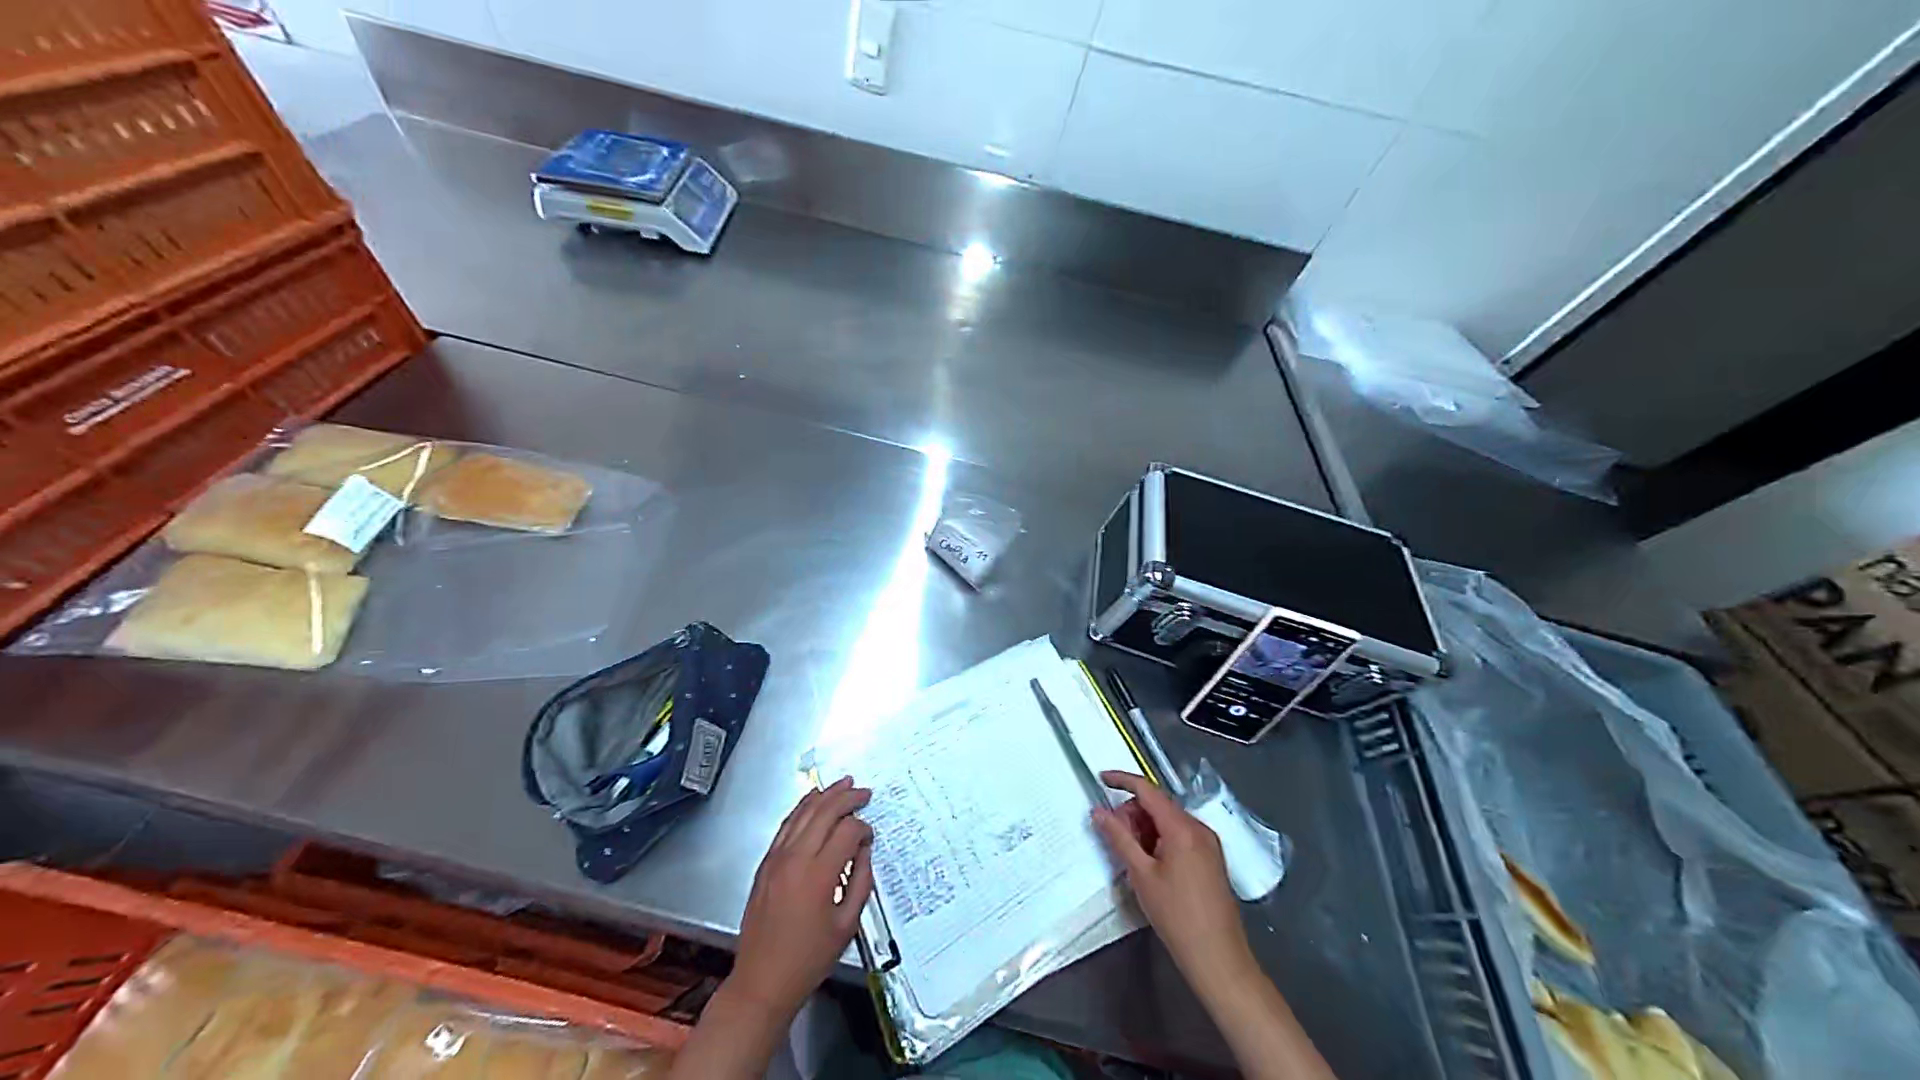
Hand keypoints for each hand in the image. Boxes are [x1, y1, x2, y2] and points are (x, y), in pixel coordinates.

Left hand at [729, 777, 874, 1017]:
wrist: (762, 981)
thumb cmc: (808, 959)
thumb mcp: (847, 924)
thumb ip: (860, 882)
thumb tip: (864, 852)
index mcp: (818, 875)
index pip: (847, 832)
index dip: (863, 829)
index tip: (870, 837)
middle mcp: (795, 859)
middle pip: (824, 812)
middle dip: (847, 798)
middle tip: (864, 791)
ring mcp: (776, 859)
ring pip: (802, 813)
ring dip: (824, 796)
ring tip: (842, 784)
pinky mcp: (765, 865)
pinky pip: (785, 826)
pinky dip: (801, 809)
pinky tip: (812, 803)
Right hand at [1092, 771, 1256, 997]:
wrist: (1218, 957)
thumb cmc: (1176, 915)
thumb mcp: (1140, 874)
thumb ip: (1118, 837)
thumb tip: (1099, 811)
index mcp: (1182, 828)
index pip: (1148, 790)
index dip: (1123, 780)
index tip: (1101, 779)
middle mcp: (1199, 828)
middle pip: (1159, 805)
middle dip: (1133, 813)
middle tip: (1114, 836)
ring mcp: (1208, 843)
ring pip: (1168, 820)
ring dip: (1145, 828)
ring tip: (1132, 856)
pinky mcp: (1211, 858)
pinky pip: (1180, 835)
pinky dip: (1160, 839)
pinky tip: (1150, 863)